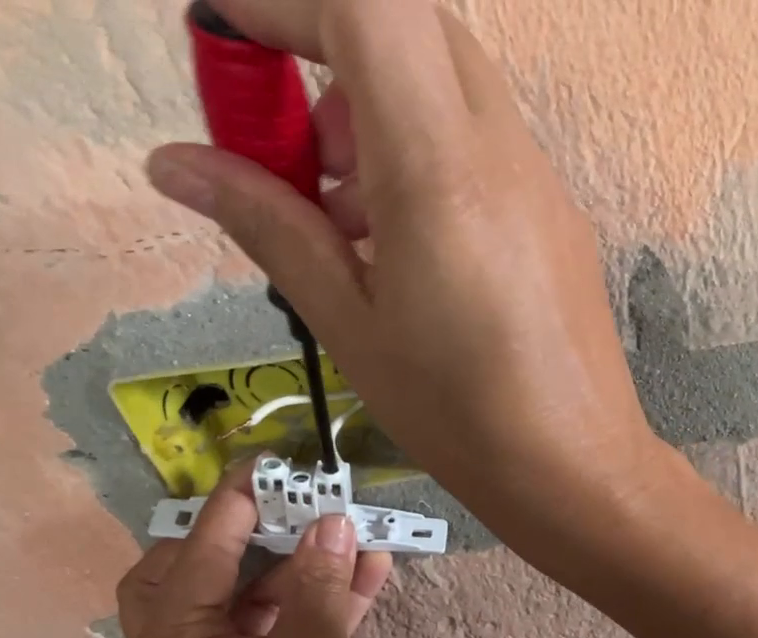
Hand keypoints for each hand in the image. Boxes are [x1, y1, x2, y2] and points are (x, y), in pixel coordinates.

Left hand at [118, 463, 395, 637]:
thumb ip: (320, 586)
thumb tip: (334, 523)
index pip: (197, 558)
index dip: (232, 507)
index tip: (265, 464)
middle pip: (202, 571)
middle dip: (249, 533)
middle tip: (293, 503)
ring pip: (258, 594)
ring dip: (302, 563)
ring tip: (350, 528)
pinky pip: (295, 624)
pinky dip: (328, 597)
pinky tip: (374, 569)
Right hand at [146, 0, 670, 548]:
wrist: (580, 470)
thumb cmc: (461, 413)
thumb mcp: (350, 324)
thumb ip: (268, 225)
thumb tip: (177, 163)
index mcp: (444, 171)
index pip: (373, 6)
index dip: (288, 2)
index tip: (231, 45)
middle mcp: (507, 157)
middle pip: (417, 28)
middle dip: (332, 52)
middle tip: (296, 150)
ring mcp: (546, 187)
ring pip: (456, 85)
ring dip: (381, 110)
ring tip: (344, 214)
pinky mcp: (561, 220)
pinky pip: (490, 145)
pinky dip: (431, 153)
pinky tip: (404, 242)